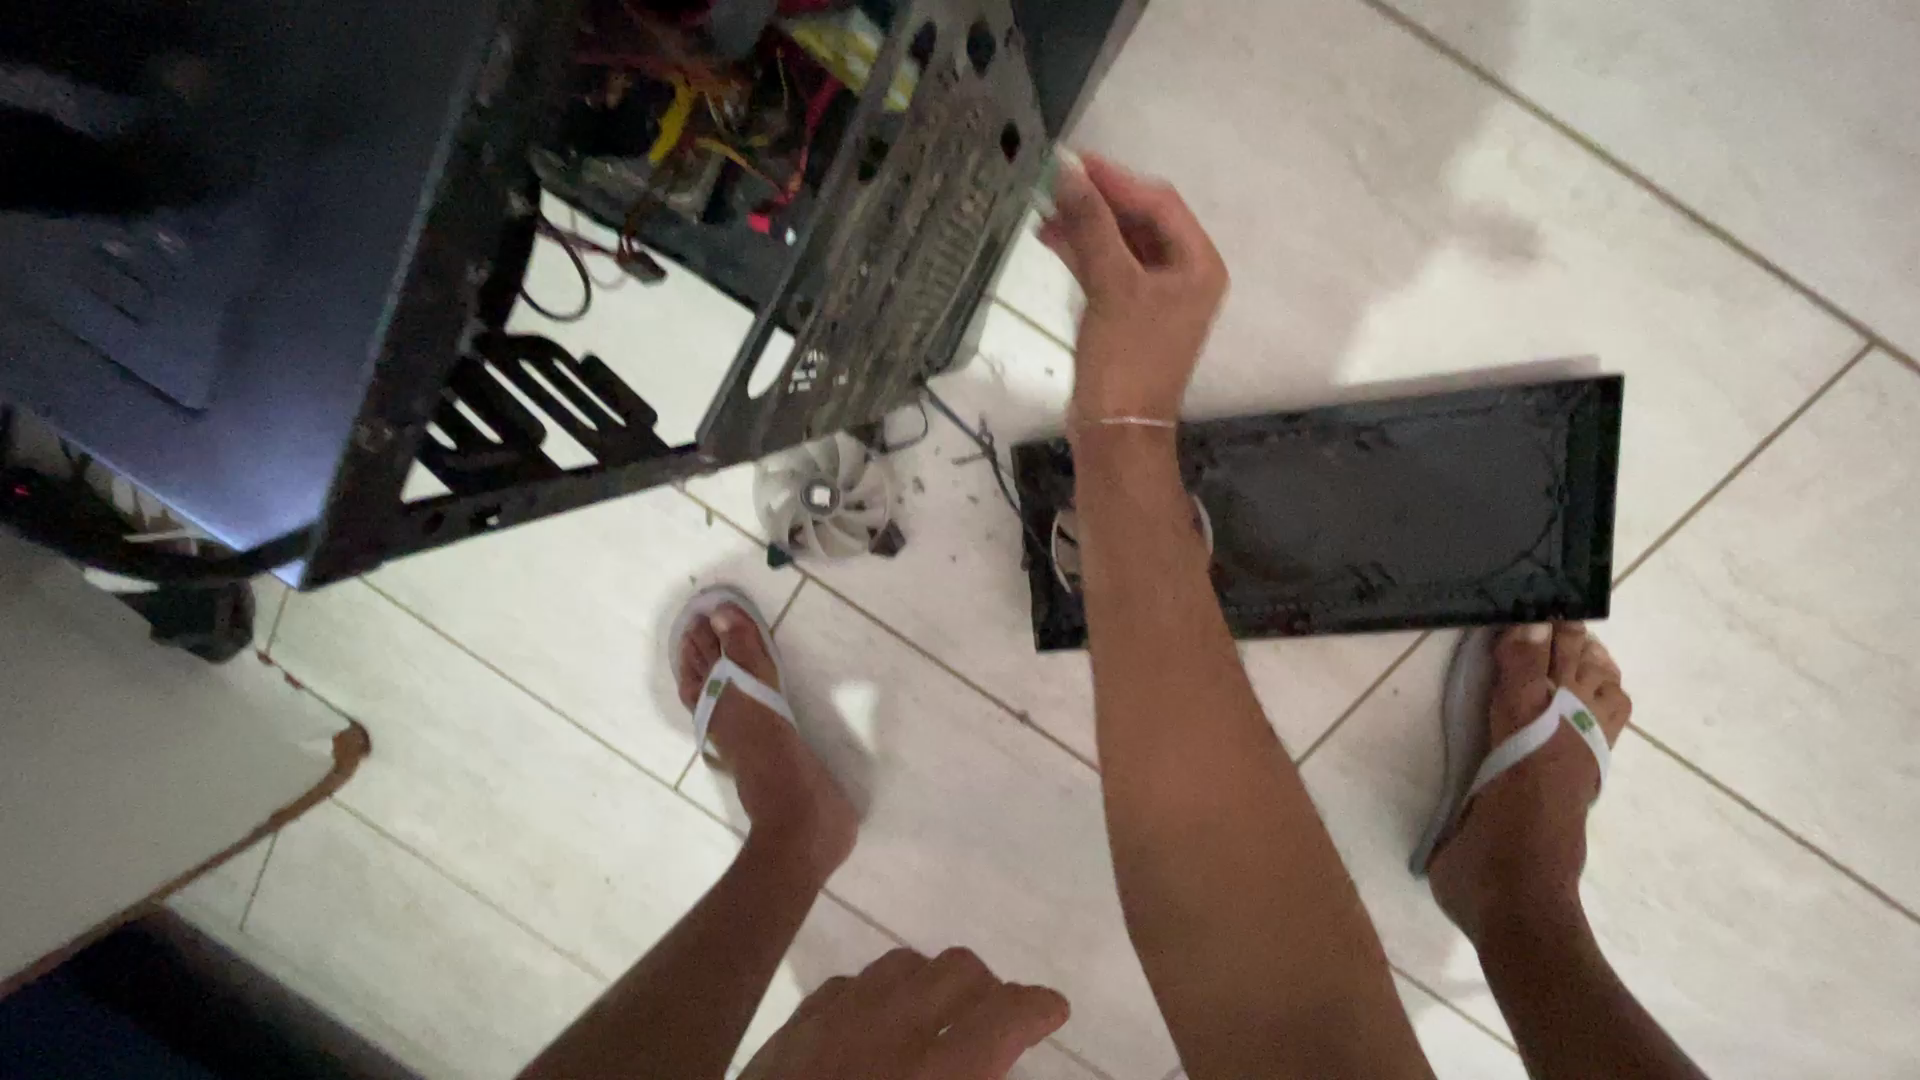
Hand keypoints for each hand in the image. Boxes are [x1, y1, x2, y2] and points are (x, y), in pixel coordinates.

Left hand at [739, 947, 1068, 1079]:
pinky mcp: (792, 1028)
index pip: (998, 1020)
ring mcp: (830, 1023)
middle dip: (989, 988)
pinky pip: (850, 984)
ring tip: (939, 1019)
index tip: (1054, 1009)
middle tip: (999, 1020)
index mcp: (925, 1077)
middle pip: (955, 971)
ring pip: (903, 964)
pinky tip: (873, 1028)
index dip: (1035, 1007)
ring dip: (932, 985)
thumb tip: (988, 1066)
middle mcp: (882, 1036)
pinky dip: (877, 995)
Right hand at [1040, 152, 1228, 425]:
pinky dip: (1083, 255)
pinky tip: (1053, 239)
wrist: (1116, 431)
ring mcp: (1155, 297)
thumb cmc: (1126, 359)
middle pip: (1140, 221)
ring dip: (1086, 228)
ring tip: (1044, 212)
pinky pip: (1108, 271)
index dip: (1116, 180)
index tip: (1072, 161)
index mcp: (1197, 265)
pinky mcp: (1128, 315)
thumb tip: (1068, 170)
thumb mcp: (1111, 286)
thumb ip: (1092, 225)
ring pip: (1120, 245)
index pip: (1159, 203)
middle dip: (1098, 203)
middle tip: (1053, 184)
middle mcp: (1183, 276)